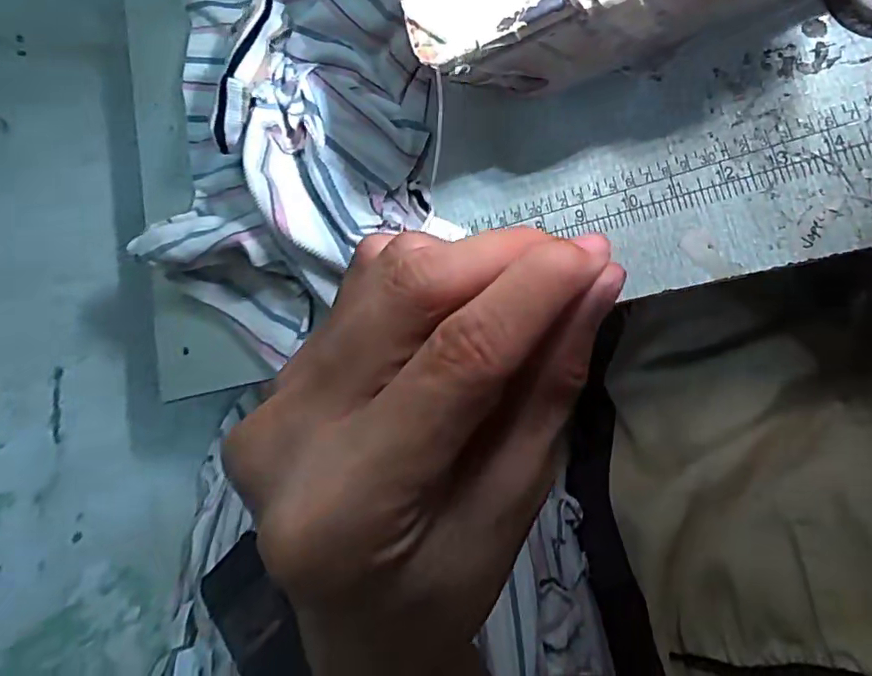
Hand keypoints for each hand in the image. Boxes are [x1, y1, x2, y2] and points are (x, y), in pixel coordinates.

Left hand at [222, 228, 625, 675]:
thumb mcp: (516, 501)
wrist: (351, 619)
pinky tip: (459, 301)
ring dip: (468, 256)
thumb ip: (554, 384)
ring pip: (382, 270)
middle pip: (407, 288)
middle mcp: (291, 430)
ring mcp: (274, 391)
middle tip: (566, 257)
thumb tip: (597, 282)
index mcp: (352, 502)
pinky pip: (363, 282)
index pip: (458, 358)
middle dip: (501, 254)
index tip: (593, 253)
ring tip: (520, 282)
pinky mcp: (278, 367)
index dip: (533, 291)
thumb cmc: (445, 584)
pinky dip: (430, 270)